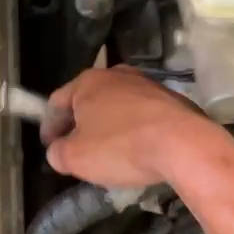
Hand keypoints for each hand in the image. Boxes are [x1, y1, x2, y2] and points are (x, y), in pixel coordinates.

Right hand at [40, 67, 225, 187]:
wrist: (184, 144)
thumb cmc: (121, 146)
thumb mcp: (76, 158)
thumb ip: (58, 153)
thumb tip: (57, 150)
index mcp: (87, 82)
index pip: (57, 101)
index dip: (49, 125)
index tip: (49, 146)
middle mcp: (116, 75)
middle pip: (88, 99)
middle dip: (80, 123)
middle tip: (77, 148)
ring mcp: (146, 84)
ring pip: (117, 105)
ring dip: (109, 125)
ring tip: (109, 151)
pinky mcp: (171, 98)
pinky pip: (142, 113)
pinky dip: (134, 128)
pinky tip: (139, 150)